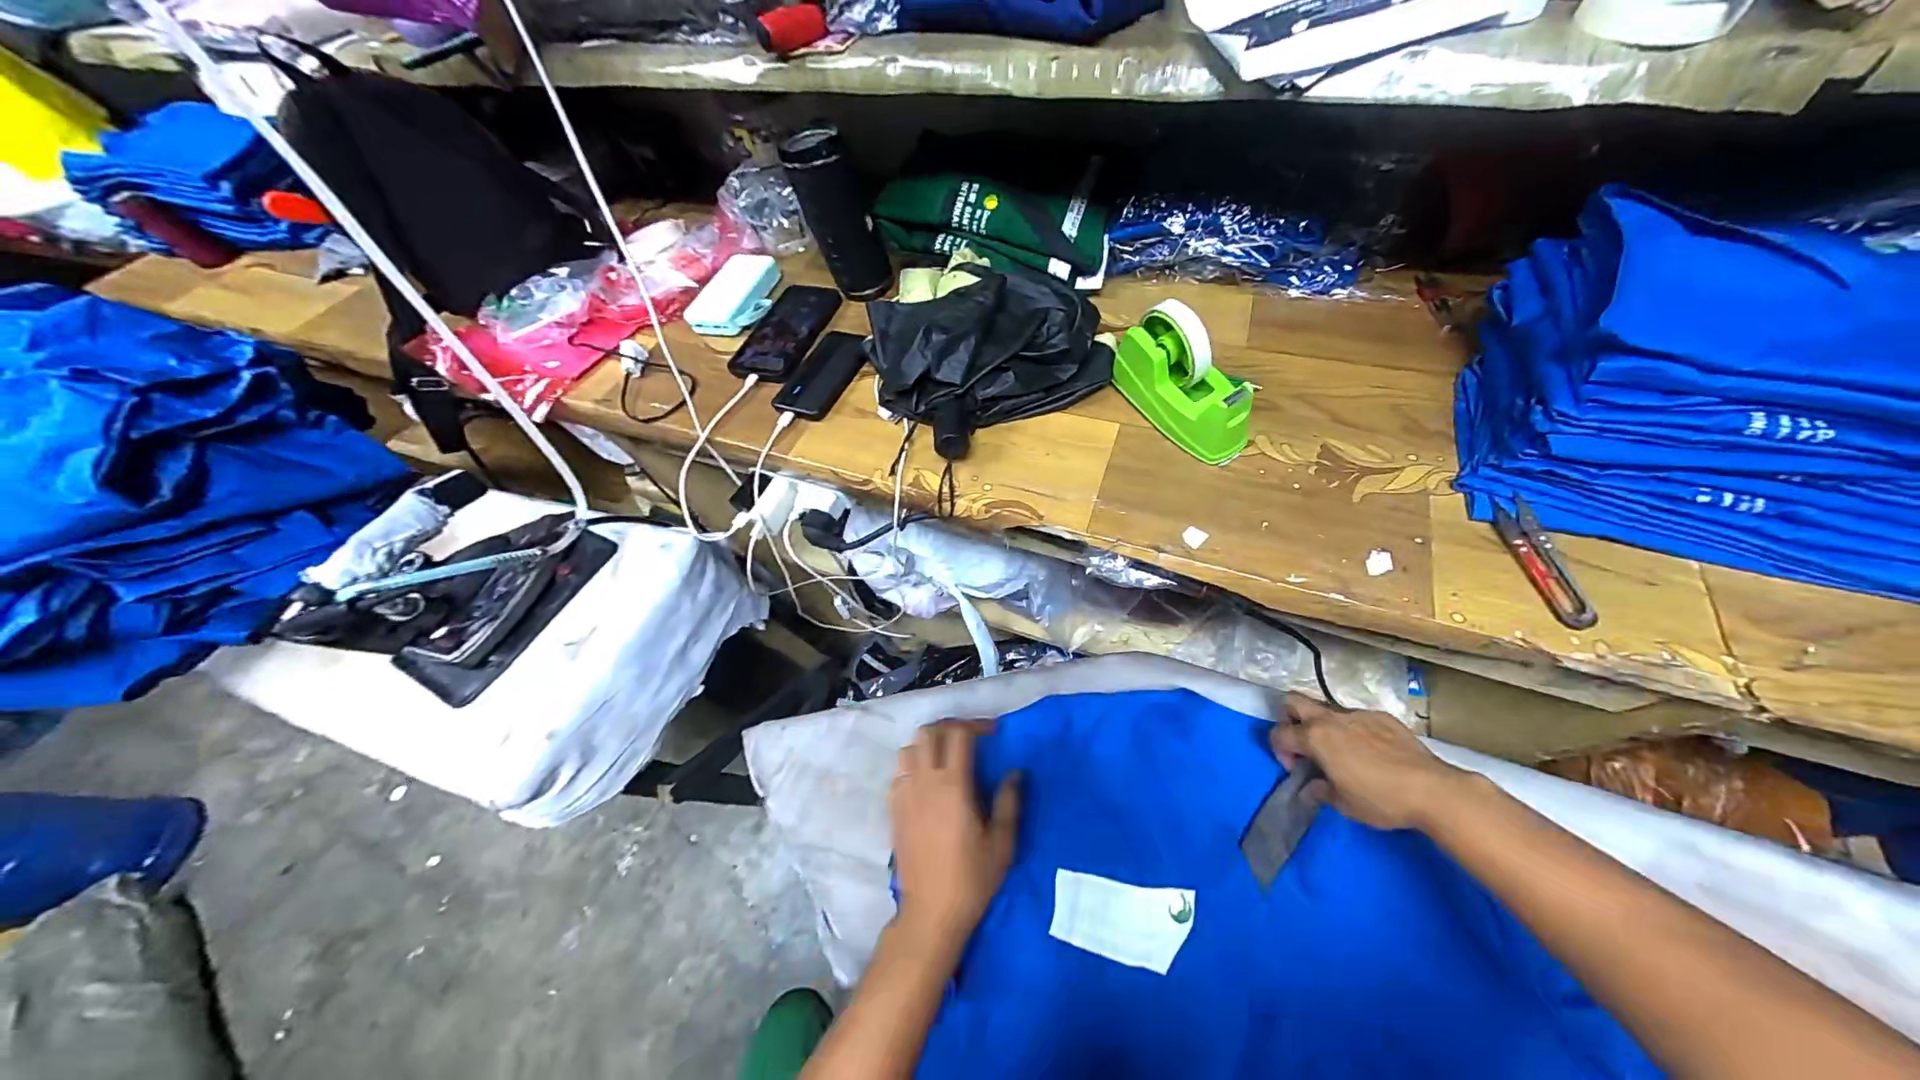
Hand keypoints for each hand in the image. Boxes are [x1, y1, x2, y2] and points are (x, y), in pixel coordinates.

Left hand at [889, 720, 1021, 948]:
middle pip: (928, 732)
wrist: (931, 912)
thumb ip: (1008, 801)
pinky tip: (927, 783)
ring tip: (946, 757)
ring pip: (908, 748)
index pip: (958, 734)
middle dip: (950, 727)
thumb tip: (1015, 772)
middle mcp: (924, 782)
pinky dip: (912, 766)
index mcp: (952, 786)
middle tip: (969, 738)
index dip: (976, 725)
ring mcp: (903, 795)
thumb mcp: (1001, 842)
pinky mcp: (893, 810)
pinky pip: (898, 773)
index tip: (992, 733)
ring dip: (928, 744)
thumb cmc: (972, 878)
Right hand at [1269, 695, 1470, 831]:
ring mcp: (1358, 714)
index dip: (1281, 752)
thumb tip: (1314, 785)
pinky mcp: (1383, 717)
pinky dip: (1354, 730)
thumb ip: (1321, 790)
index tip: (1297, 770)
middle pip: (1294, 701)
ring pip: (1327, 709)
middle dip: (1290, 719)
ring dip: (1324, 726)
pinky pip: (1357, 717)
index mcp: (1315, 737)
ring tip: (1341, 752)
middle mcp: (1331, 719)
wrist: (1433, 790)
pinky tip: (1372, 752)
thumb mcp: (1344, 804)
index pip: (1279, 734)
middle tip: (1304, 744)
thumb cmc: (1381, 799)